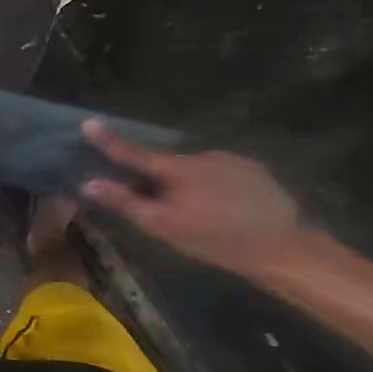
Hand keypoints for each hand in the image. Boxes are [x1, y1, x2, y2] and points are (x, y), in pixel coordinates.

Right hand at [80, 121, 304, 276]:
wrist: (284, 249)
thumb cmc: (214, 239)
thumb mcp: (162, 225)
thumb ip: (125, 202)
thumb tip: (89, 183)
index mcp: (177, 168)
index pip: (134, 152)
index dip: (109, 141)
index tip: (88, 123)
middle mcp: (203, 155)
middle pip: (167, 165)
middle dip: (157, 180)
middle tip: (161, 207)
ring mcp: (233, 160)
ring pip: (195, 170)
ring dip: (188, 185)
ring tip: (199, 214)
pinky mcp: (255, 171)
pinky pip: (221, 173)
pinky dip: (213, 186)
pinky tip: (224, 209)